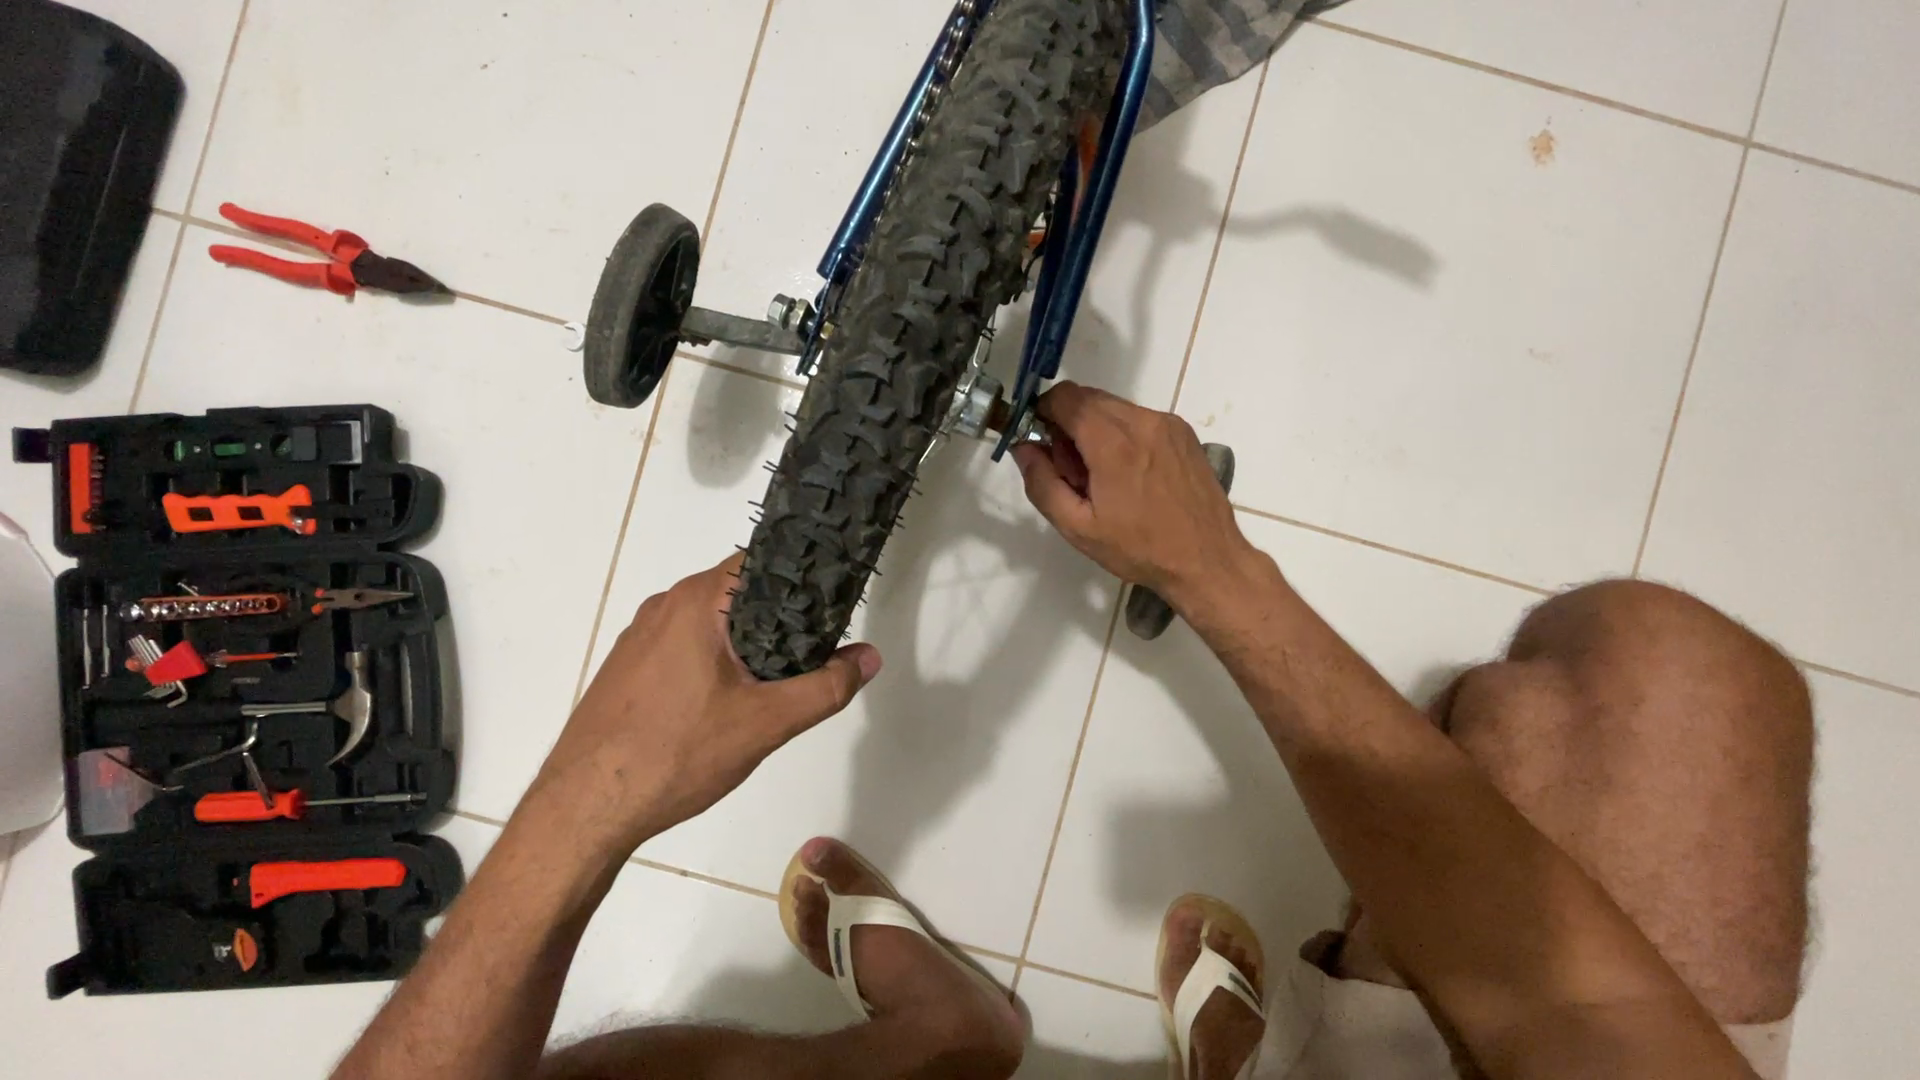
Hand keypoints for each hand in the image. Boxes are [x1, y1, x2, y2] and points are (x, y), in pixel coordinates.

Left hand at [527, 554, 881, 856]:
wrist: (583, 810)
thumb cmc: (676, 754)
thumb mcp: (766, 723)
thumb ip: (825, 687)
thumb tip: (869, 657)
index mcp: (695, 601)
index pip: (761, 560)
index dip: (802, 573)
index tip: (835, 597)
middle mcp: (664, 607)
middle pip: (738, 592)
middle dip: (781, 614)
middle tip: (819, 645)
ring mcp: (639, 638)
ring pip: (711, 623)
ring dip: (747, 640)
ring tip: (780, 676)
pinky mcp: (627, 669)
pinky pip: (685, 647)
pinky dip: (715, 660)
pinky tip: (727, 701)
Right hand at [1013, 382, 1254, 602]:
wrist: (1207, 560)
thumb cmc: (1139, 549)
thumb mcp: (1077, 527)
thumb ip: (1042, 483)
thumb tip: (1023, 447)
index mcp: (1113, 443)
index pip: (1065, 397)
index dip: (1043, 413)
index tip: (1042, 444)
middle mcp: (1142, 421)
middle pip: (1088, 399)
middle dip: (1068, 426)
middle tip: (1074, 473)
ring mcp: (1167, 424)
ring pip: (1113, 408)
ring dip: (1095, 432)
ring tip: (1104, 479)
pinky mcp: (1184, 432)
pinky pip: (1138, 420)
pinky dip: (1123, 437)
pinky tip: (1131, 478)